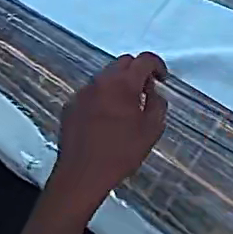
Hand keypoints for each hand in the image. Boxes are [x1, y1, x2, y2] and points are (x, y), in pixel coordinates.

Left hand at [45, 52, 168, 210]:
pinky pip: (91, 92)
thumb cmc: (121, 153)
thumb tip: (153, 91)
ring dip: (118, 84)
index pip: (144, 59)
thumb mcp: (152, 130)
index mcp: (123, 83)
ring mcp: (83, 91)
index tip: (161, 78)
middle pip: (123, 63)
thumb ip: (157, 103)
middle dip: (137, 72)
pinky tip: (105, 119)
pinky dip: (102, 97)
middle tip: (145, 92)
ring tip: (125, 108)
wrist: (82, 174)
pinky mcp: (71, 104)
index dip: (157, 65)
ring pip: (105, 76)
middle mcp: (101, 81)